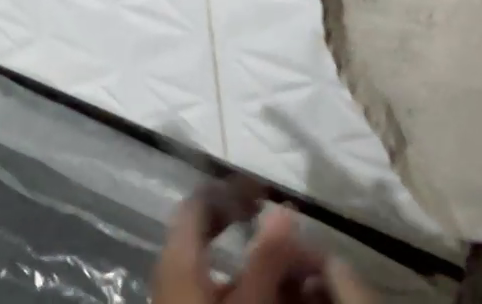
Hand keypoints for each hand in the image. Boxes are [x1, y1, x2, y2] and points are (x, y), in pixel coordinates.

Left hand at [154, 182, 374, 303]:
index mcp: (178, 260)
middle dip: (257, 228)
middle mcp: (174, 273)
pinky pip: (226, 292)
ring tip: (308, 271)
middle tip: (291, 228)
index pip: (198, 203)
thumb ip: (268, 257)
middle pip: (211, 231)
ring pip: (224, 266)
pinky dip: (258, 287)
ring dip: (267, 263)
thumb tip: (285, 209)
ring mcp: (182, 299)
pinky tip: (290, 296)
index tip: (268, 190)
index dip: (232, 189)